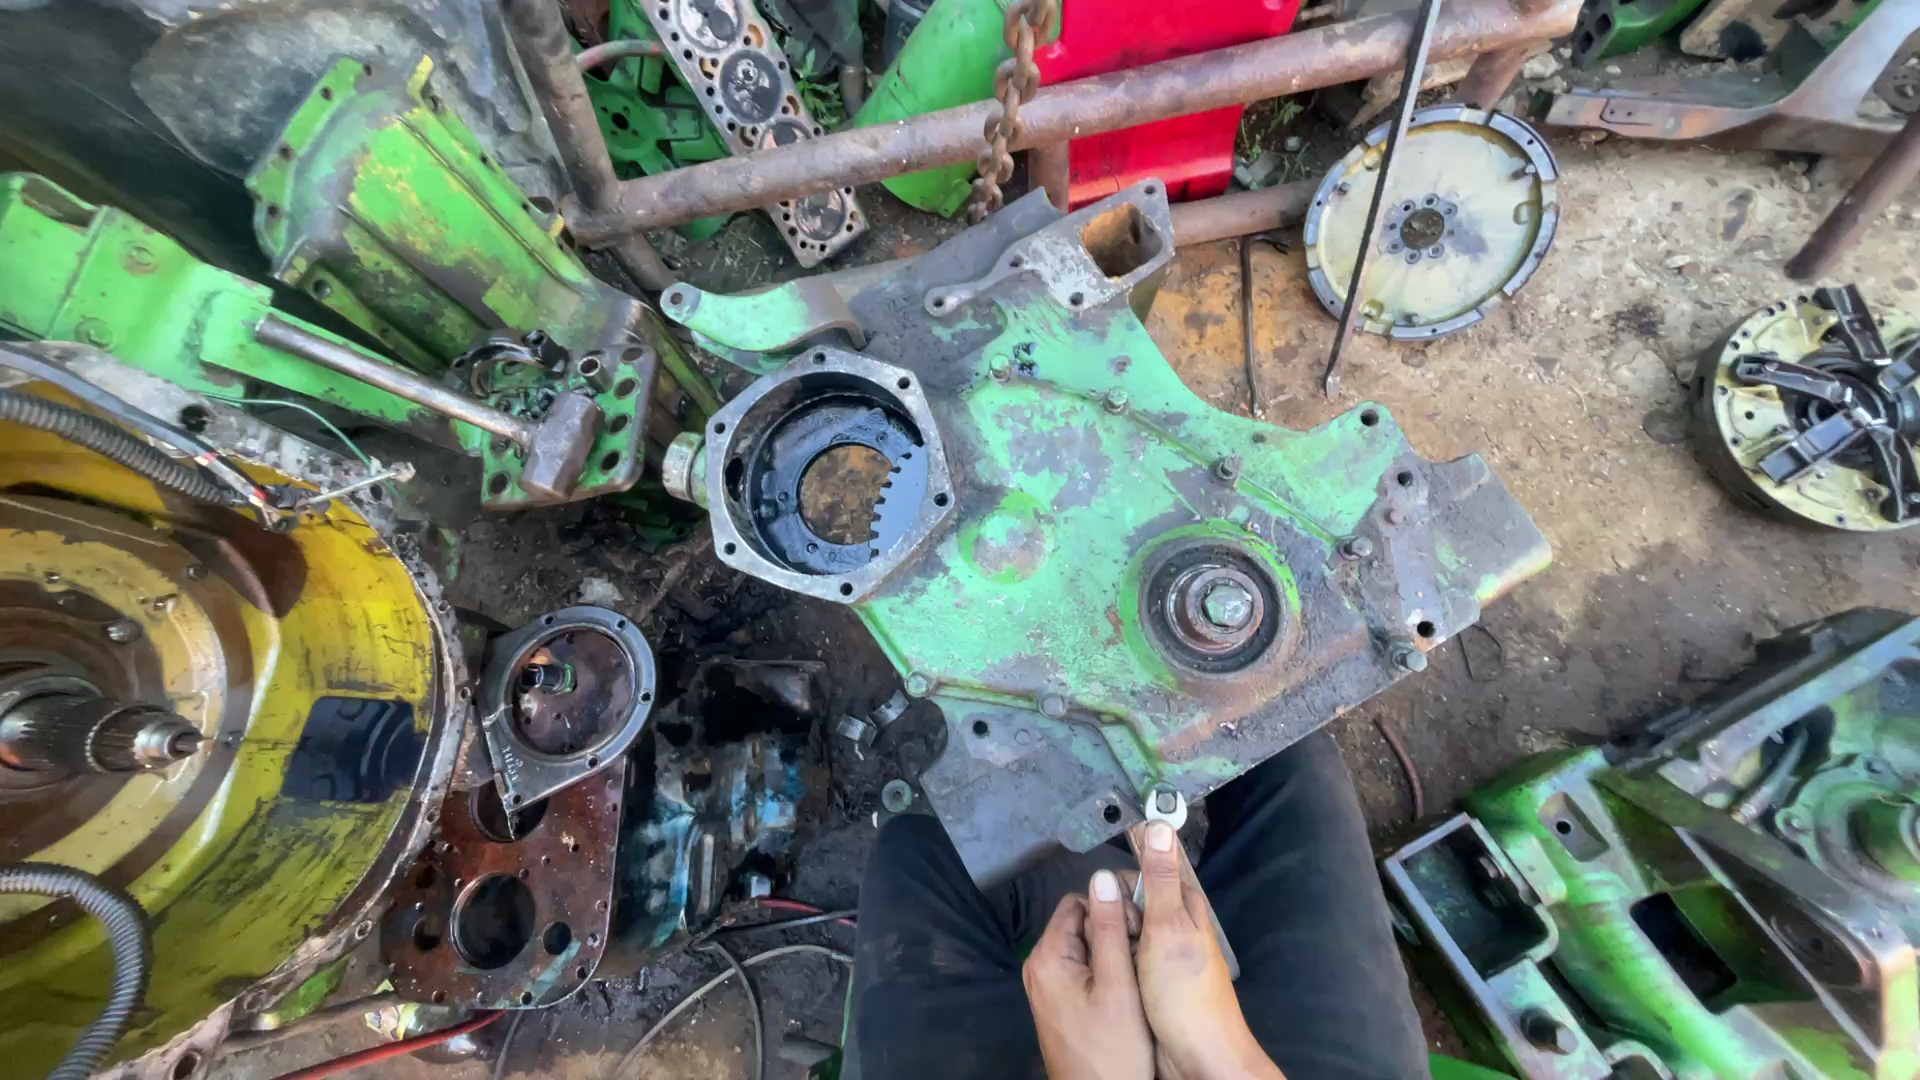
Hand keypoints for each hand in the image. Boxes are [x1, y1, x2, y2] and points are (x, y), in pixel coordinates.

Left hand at [1022, 870, 1154, 1079]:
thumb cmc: (1113, 1050)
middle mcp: (1037, 964)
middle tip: (1138, 960)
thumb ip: (1110, 929)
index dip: (1110, 911)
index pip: (1079, 903)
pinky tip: (1122, 993)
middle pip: (1079, 924)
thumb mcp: (1119, 987)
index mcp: (1047, 954)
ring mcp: (1044, 986)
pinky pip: (1078, 970)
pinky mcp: (1054, 1004)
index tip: (1136, 935)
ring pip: (1082, 947)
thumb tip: (1102, 875)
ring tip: (1133, 979)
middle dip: (1110, 934)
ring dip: (1109, 955)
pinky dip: (1101, 974)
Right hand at [1134, 821, 1283, 1079]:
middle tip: (1118, 947)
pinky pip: (1123, 961)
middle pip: (1127, 905)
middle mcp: (1174, 926)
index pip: (1139, 876)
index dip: (1121, 890)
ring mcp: (1163, 956)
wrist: (1198, 1061)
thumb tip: (1160, 821)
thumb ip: (1160, 877)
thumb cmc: (1185, 993)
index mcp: (1184, 906)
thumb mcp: (1168, 926)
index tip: (1117, 913)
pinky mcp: (1151, 982)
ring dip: (1112, 946)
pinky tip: (1109, 978)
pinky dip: (1114, 966)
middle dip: (1114, 921)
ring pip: (1121, 935)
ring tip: (1113, 968)